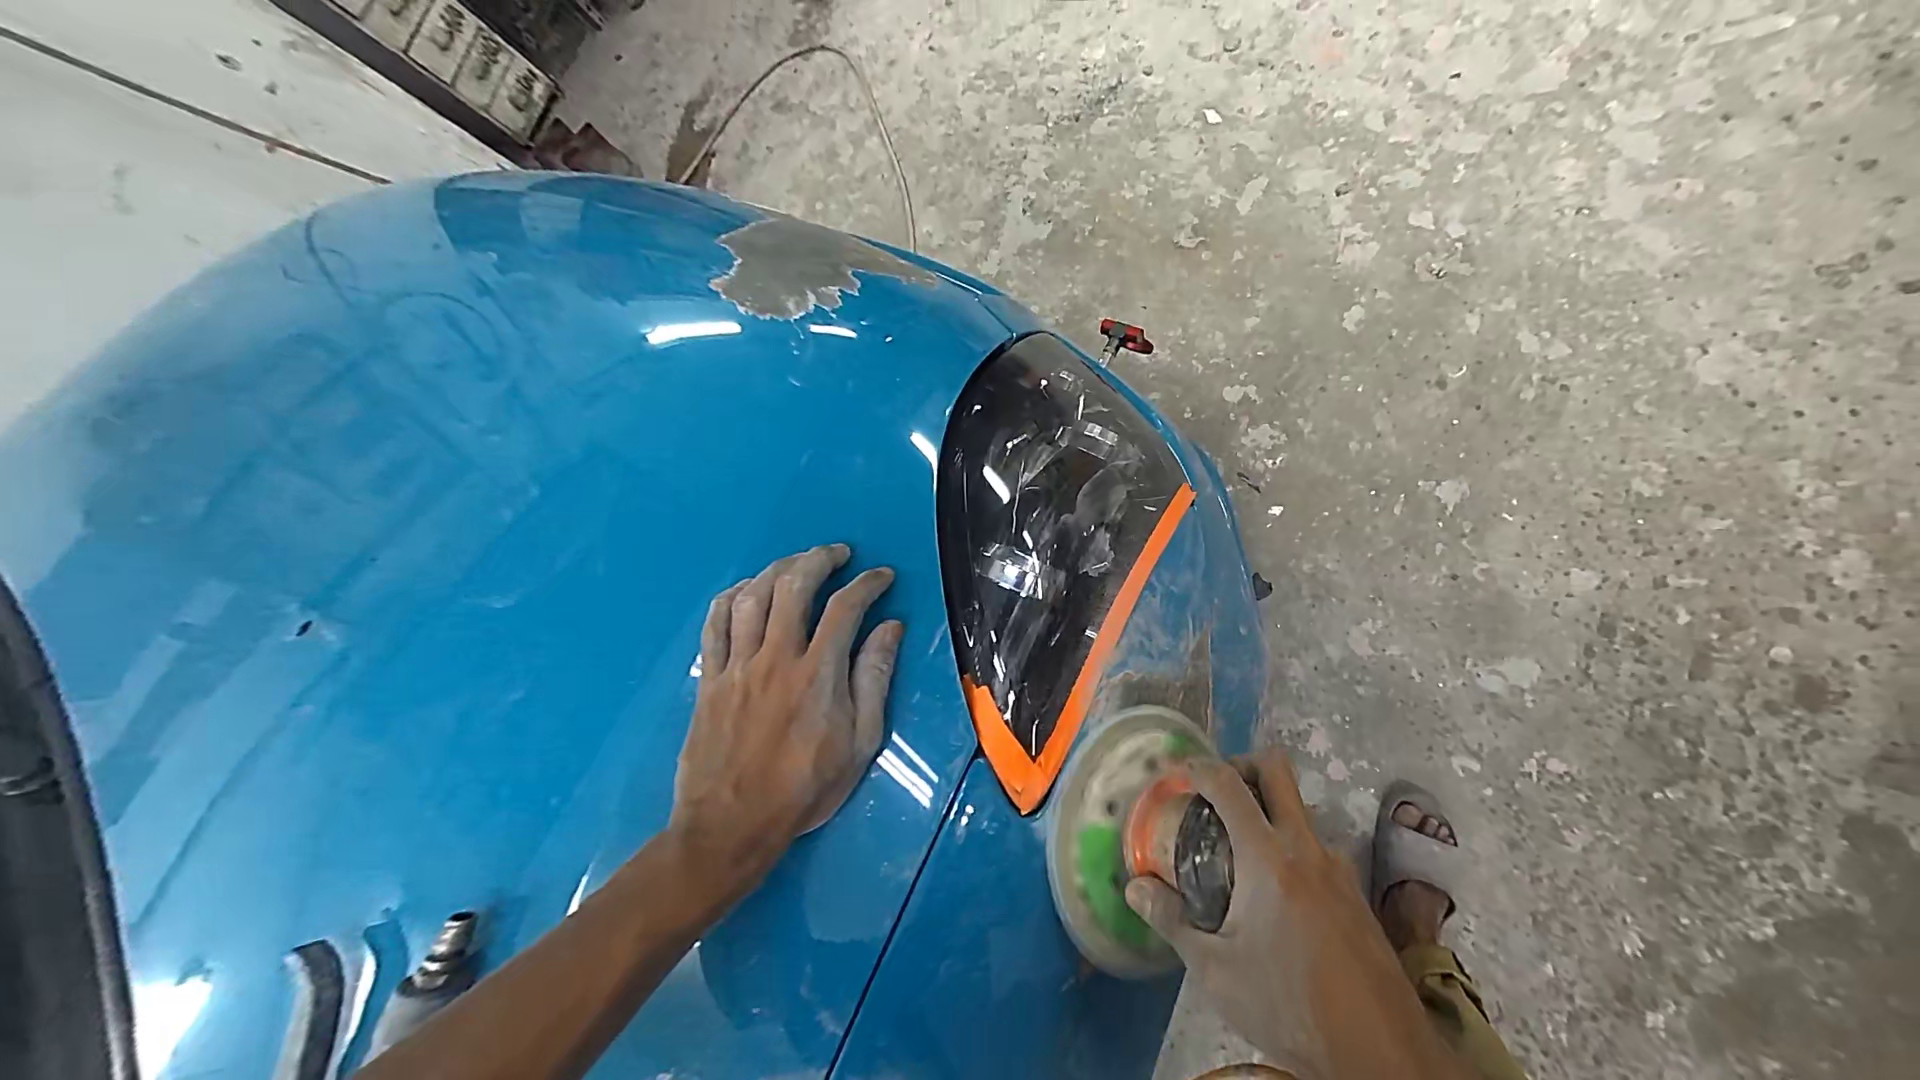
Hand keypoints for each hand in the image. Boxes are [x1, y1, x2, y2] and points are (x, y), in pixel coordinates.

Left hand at [669, 544, 904, 885]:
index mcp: (818, 674)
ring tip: (797, 563)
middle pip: (794, 586)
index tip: (881, 576)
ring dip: (777, 569)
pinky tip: (747, 588)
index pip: (846, 607)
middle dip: (819, 559)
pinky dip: (731, 596)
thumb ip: (874, 678)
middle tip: (838, 553)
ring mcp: (737, 665)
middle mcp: (776, 657)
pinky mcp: (710, 677)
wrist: (732, 825)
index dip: (867, 584)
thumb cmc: (805, 789)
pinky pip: (715, 623)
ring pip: (753, 596)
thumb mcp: (860, 742)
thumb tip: (891, 628)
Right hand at [1125, 749, 1463, 1079]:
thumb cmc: (1290, 1007)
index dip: (1198, 767)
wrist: (1384, 1056)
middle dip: (1241, 764)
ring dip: (1267, 807)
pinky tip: (1274, 891)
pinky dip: (1288, 843)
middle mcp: (1306, 848)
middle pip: (1276, 769)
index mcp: (1268, 858)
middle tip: (1214, 792)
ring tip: (1238, 847)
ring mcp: (1338, 866)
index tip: (1178, 773)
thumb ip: (1171, 921)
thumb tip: (1134, 888)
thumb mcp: (1216, 971)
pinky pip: (1315, 843)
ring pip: (1299, 806)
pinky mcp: (1356, 890)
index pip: (1228, 785)